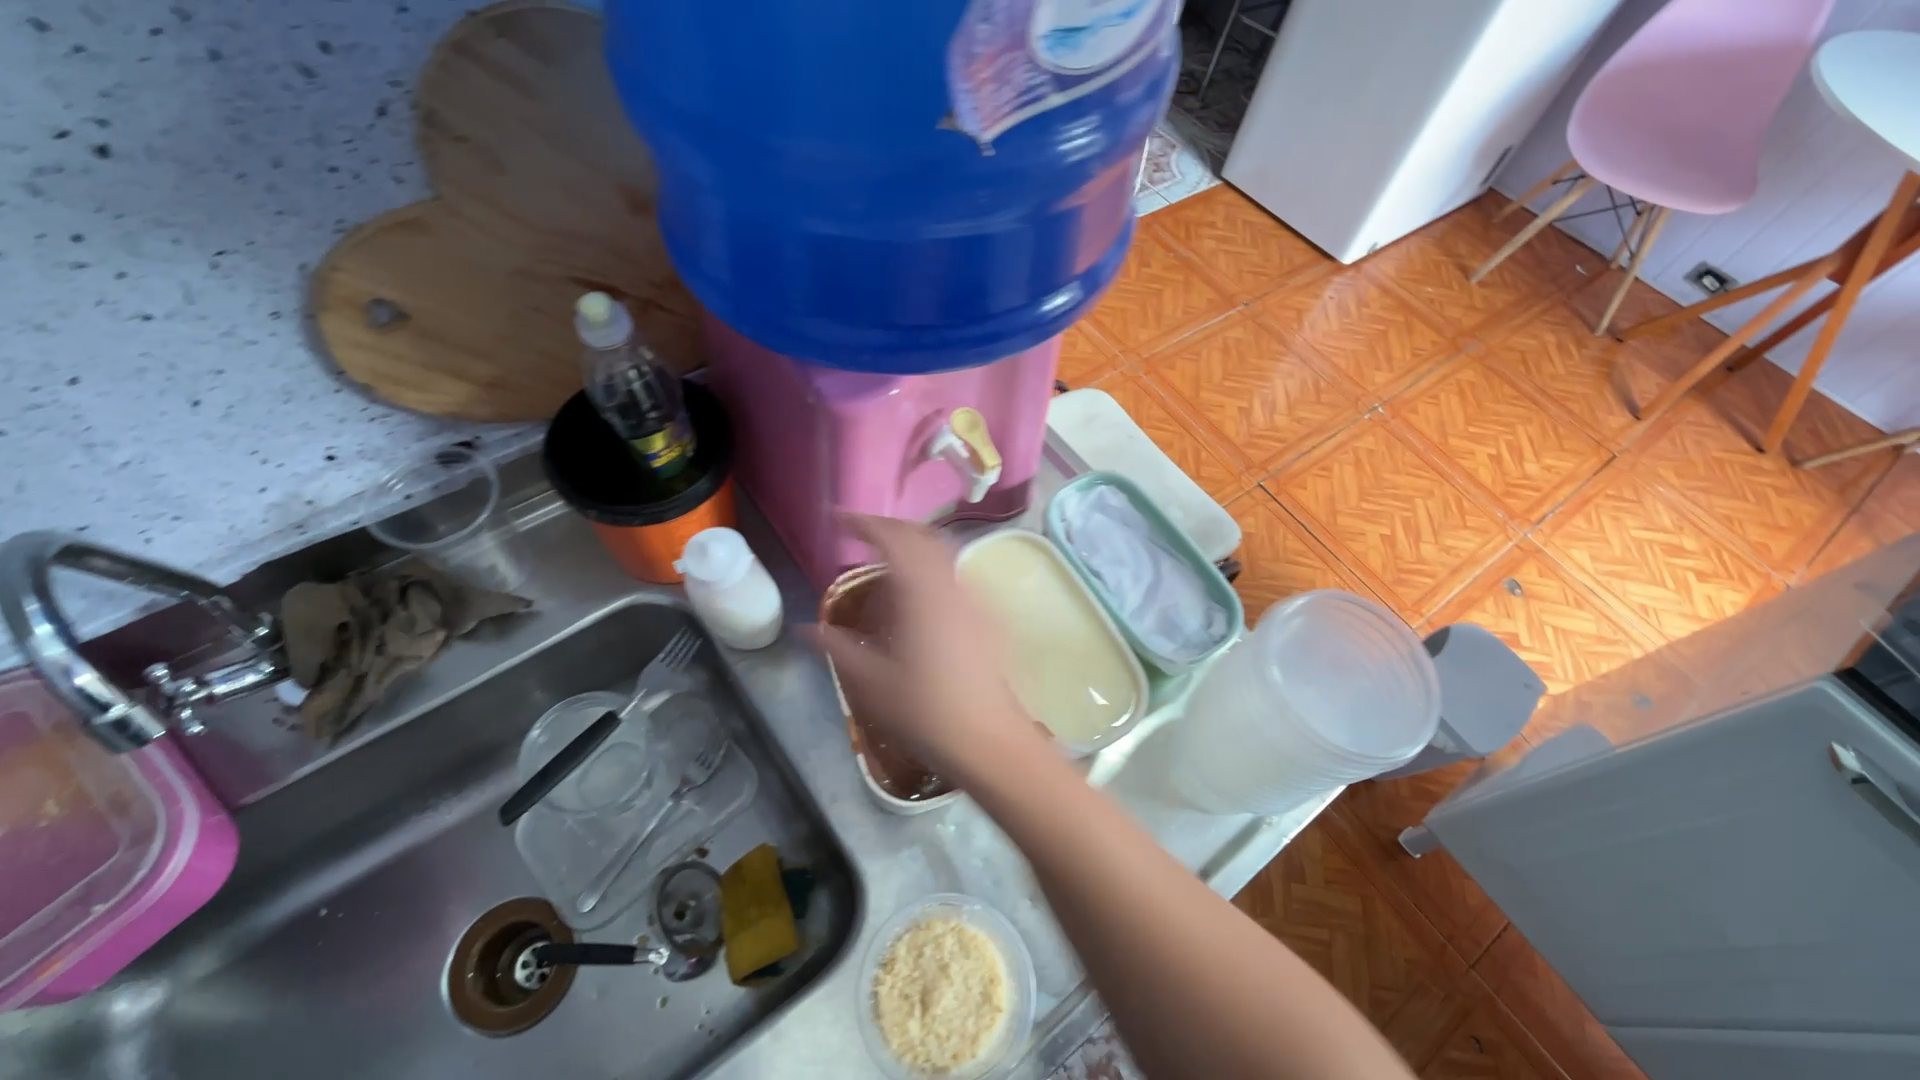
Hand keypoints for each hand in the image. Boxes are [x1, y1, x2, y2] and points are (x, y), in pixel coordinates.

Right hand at [809, 514, 1044, 782]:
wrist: (989, 742)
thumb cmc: (926, 713)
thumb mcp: (871, 683)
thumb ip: (837, 648)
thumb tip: (807, 628)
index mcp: (922, 593)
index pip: (893, 537)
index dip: (864, 522)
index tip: (837, 519)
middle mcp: (953, 586)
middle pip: (923, 537)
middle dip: (891, 529)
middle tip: (861, 536)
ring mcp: (976, 601)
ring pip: (944, 554)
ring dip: (913, 547)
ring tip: (886, 564)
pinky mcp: (989, 619)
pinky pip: (955, 576)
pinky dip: (931, 569)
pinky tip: (918, 598)